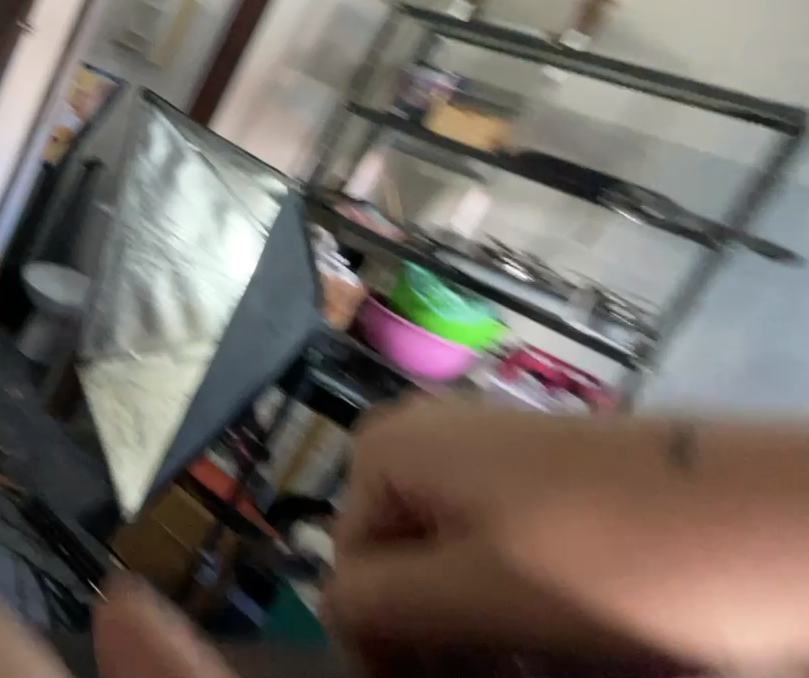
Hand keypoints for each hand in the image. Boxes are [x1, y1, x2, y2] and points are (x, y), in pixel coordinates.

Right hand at [326, 401, 808, 669]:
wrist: (773, 513)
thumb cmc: (616, 558)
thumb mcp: (483, 594)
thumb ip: (381, 604)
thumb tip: (329, 616)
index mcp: (382, 453)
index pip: (350, 569)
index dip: (390, 645)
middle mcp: (414, 439)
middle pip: (402, 564)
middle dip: (447, 637)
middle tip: (513, 677)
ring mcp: (476, 449)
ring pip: (452, 564)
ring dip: (490, 630)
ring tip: (554, 667)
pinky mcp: (532, 471)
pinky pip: (497, 547)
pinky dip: (522, 602)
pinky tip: (576, 639)